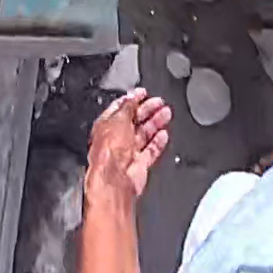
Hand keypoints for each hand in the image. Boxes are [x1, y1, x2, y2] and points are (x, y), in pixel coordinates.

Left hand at [86, 87, 170, 205]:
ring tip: (166, 113)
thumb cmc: (108, 150)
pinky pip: (150, 151)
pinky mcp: (139, 165)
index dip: (132, 98)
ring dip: (155, 123)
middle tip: (159, 102)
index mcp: (106, 124)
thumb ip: (128, 107)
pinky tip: (164, 134)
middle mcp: (116, 138)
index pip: (120, 107)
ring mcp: (128, 152)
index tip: (143, 92)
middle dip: (147, 109)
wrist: (114, 180)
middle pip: (134, 120)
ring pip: (144, 134)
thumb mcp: (118, 119)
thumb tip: (132, 97)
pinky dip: (158, 142)